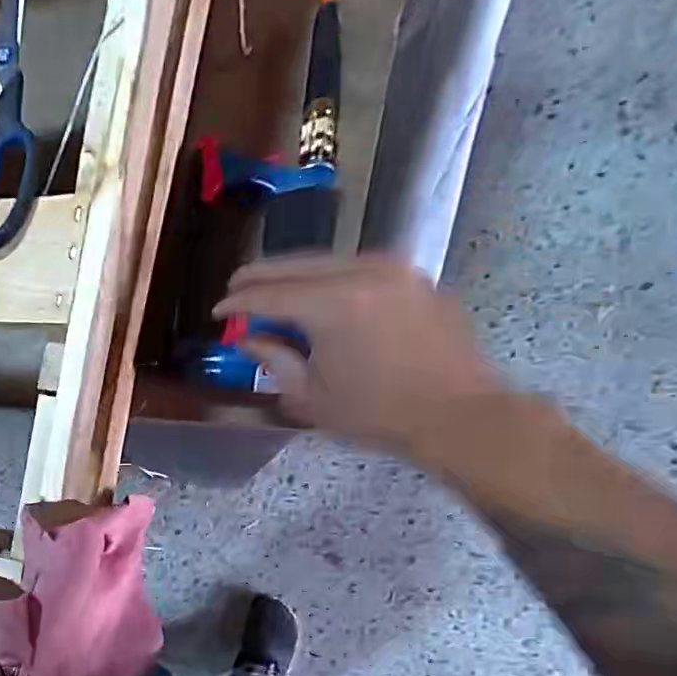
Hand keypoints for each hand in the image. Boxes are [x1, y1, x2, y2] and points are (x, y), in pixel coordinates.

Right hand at [212, 255, 506, 454]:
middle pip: (298, 265)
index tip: (217, 312)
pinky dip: (329, 277)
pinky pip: (359, 268)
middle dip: (261, 275)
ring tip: (270, 287)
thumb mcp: (310, 396)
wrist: (458, 414)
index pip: (270, 295)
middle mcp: (365, 273)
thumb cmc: (377, 414)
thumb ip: (274, 359)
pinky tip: (316, 294)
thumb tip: (250, 339)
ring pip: (329, 261)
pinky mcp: (415, 279)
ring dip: (295, 273)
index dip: (238, 303)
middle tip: (235, 286)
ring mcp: (396, 271)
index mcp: (333, 304)